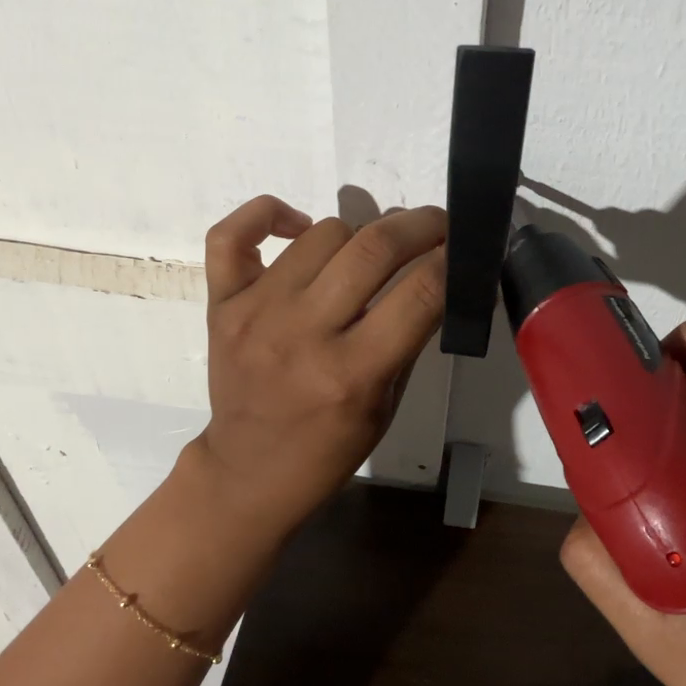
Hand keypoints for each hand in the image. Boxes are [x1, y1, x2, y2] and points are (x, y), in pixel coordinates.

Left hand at [189, 195, 447, 538]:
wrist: (250, 472)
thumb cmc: (331, 446)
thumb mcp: (388, 401)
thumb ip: (411, 335)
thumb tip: (441, 271)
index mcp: (351, 373)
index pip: (419, 292)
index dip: (451, 259)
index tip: (464, 245)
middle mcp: (302, 334)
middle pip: (374, 248)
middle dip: (420, 225)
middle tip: (438, 224)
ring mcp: (255, 312)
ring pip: (322, 233)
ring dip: (359, 233)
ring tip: (368, 253)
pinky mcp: (221, 302)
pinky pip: (232, 233)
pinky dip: (267, 214)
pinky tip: (298, 227)